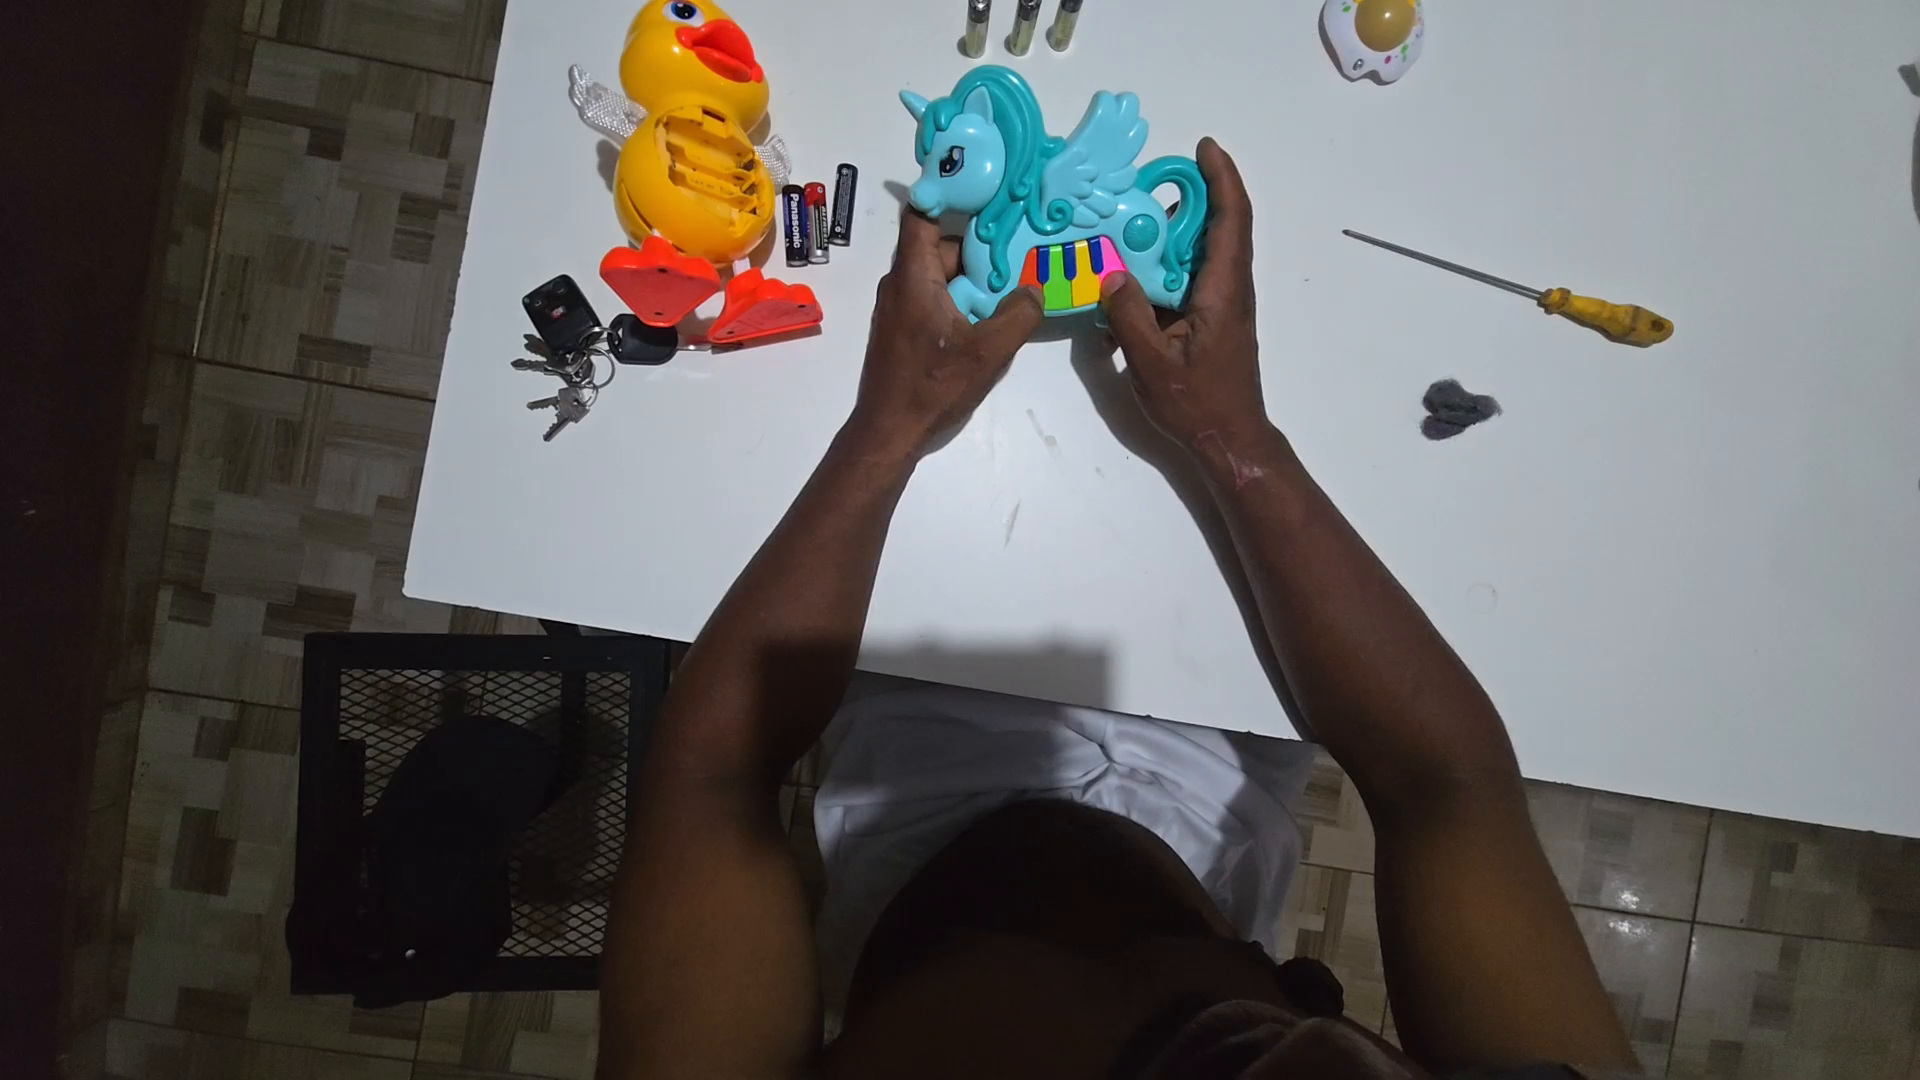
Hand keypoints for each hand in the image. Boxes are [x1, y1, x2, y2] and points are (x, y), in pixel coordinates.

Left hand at [849, 210, 1044, 455]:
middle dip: (977, 252)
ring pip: (940, 278)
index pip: (923, 213)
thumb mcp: (988, 352)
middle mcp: (899, 285)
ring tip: (1007, 296)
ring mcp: (898, 309)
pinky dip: (959, 303)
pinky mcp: (902, 331)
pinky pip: (933, 301)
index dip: (950, 193)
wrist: (889, 430)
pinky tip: (984, 326)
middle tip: (1016, 259)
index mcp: (913, 276)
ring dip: (971, 283)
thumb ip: (1018, 316)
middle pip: (940, 248)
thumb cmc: (932, 387)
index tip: (986, 192)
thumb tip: (1034, 290)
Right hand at [1099, 139, 1272, 467]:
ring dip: (1167, 244)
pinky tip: (1127, 298)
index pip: (1230, 220)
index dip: (1220, 179)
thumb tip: (1111, 276)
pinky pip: (1184, 289)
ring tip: (1126, 240)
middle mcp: (1227, 292)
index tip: (1202, 148)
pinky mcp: (1208, 326)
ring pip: (1196, 260)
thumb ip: (1129, 317)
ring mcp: (1219, 309)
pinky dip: (1159, 282)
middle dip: (1183, 205)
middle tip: (1142, 196)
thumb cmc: (1197, 404)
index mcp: (1222, 291)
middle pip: (1213, 231)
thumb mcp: (1152, 363)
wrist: (1227, 440)